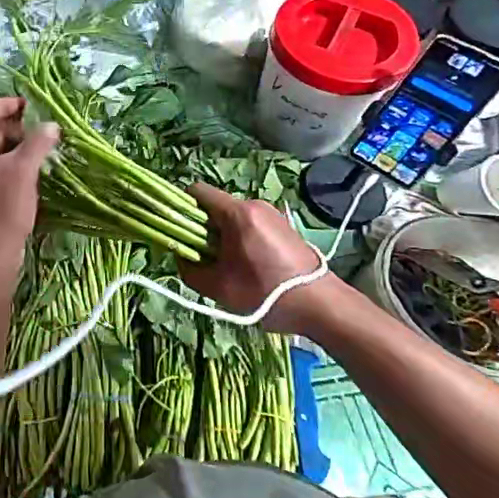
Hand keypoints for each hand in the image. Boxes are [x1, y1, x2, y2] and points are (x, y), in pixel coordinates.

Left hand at [0, 98, 60, 267]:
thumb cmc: (1, 210)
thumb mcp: (23, 172)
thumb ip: (37, 143)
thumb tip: (51, 125)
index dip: (5, 104)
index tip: (30, 106)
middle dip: (14, 125)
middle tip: (41, 129)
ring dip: (16, 145)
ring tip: (42, 148)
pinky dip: (11, 162)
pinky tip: (32, 170)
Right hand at [178, 184, 343, 336]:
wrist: (321, 305)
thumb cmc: (266, 293)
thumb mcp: (218, 288)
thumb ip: (189, 269)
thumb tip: (180, 256)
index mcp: (238, 212)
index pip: (197, 192)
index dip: (180, 208)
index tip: (177, 232)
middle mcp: (255, 205)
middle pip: (215, 206)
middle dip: (202, 228)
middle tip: (202, 257)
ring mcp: (272, 214)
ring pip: (232, 217)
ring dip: (222, 236)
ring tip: (227, 267)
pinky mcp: (283, 226)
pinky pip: (250, 225)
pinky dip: (240, 239)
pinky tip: (247, 267)